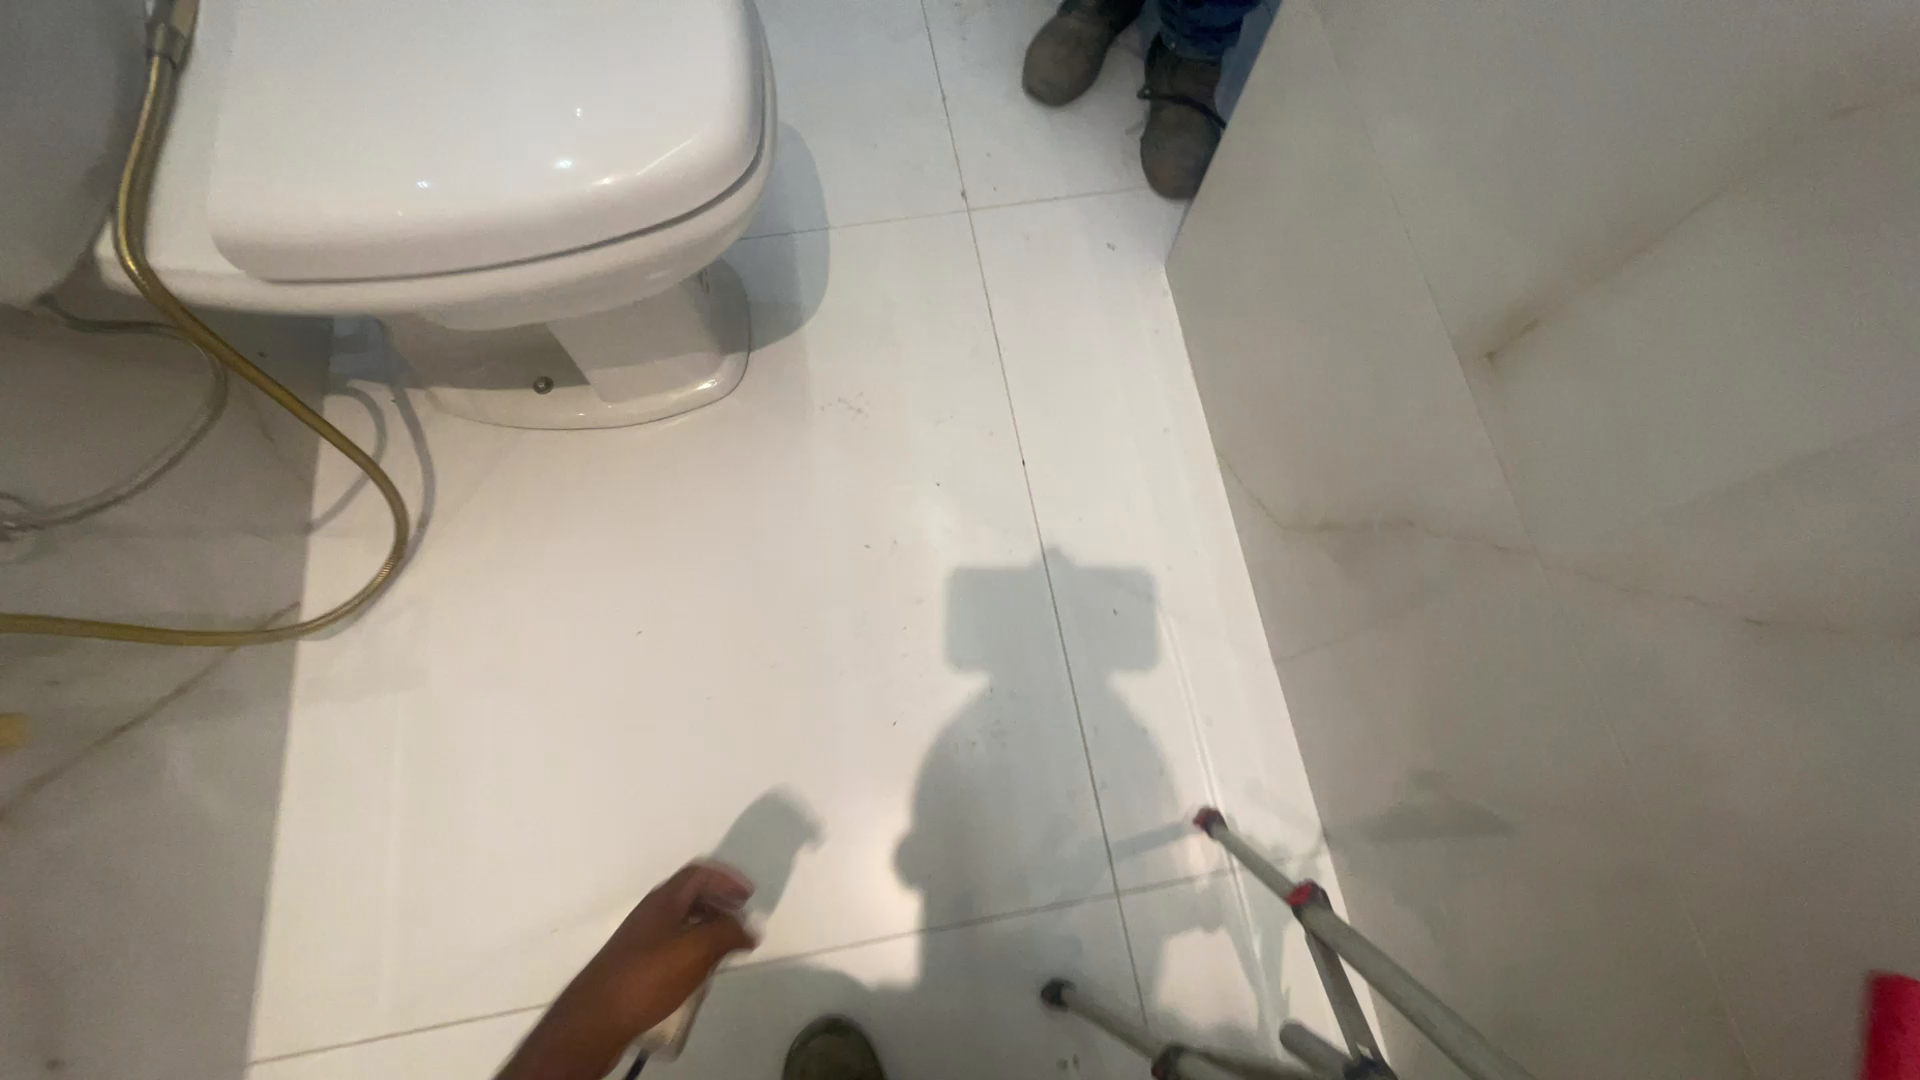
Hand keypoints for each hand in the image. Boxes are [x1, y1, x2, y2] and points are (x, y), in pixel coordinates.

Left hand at [498, 862, 756, 1079]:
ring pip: (681, 920)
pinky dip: (692, 947)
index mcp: (664, 900)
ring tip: (725, 946)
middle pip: (691, 894)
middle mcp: (651, 912)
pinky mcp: (634, 965)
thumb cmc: (648, 977)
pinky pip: (671, 943)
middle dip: (720, 902)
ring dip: (707, 926)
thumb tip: (748, 929)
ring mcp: (640, 939)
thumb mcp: (697, 950)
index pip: (700, 873)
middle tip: (740, 918)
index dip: (727, 879)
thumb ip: (727, 933)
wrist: (593, 1021)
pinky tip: (698, 969)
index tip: (748, 896)